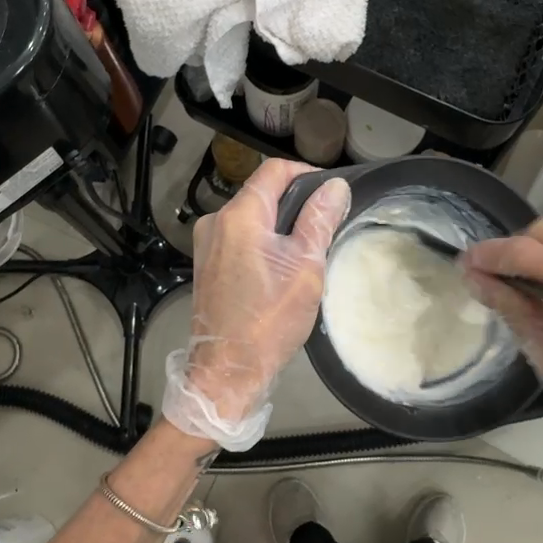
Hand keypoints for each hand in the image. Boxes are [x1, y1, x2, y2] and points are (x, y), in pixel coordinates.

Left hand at [162, 160, 350, 450]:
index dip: (308, 174)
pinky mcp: (207, 265)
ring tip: (310, 250)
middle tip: (328, 226)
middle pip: (262, 193)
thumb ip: (319, 220)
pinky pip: (240, 238)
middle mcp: (216, 221)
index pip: (275, 170)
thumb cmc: (269, 320)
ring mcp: (207, 244)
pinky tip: (283, 267)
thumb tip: (335, 186)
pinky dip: (264, 243)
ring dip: (281, 226)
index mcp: (239, 215)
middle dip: (297, 203)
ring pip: (252, 217)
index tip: (333, 194)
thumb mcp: (305, 267)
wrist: (226, 372)